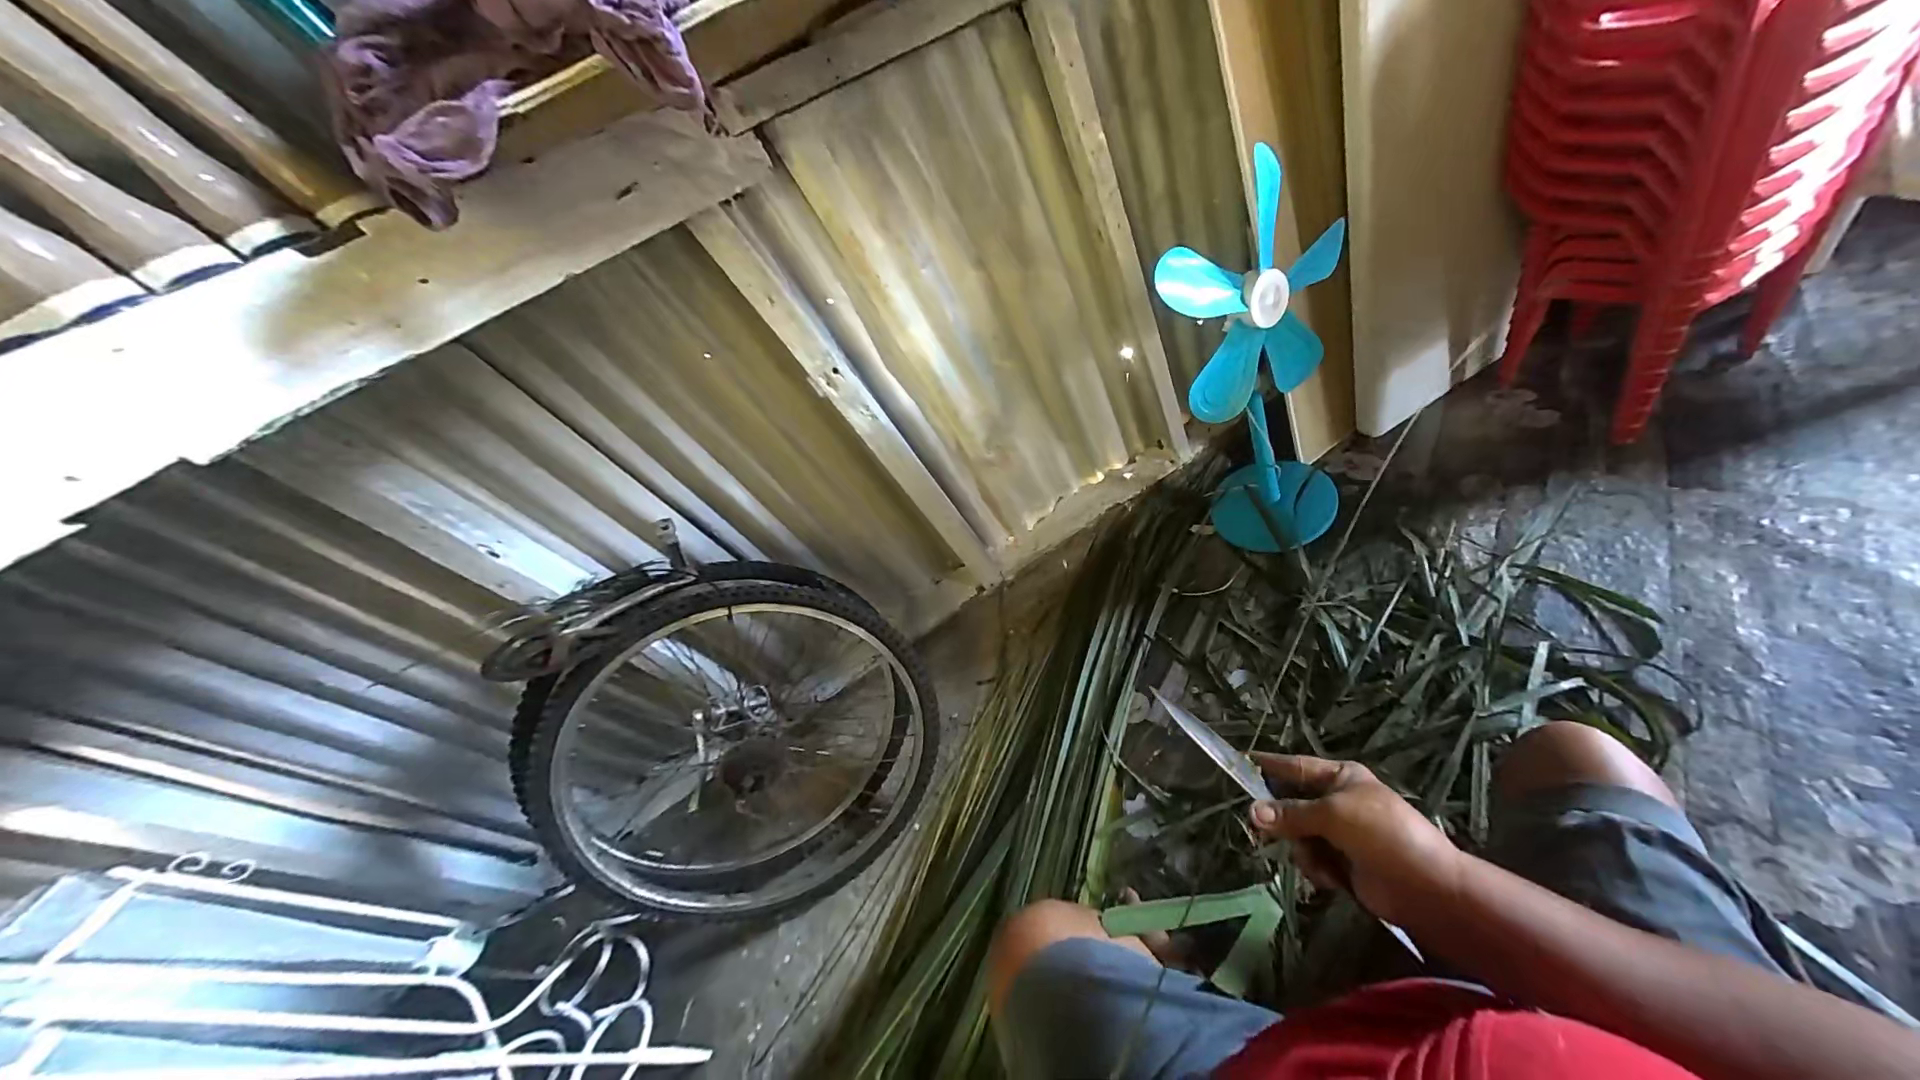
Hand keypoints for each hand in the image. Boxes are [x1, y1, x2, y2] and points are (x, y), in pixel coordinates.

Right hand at [1248, 753, 1464, 926]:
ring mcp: (1339, 833)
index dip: (1267, 766)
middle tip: (1261, 830)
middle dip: (1281, 820)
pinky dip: (1316, 868)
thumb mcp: (1334, 814)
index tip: (1238, 763)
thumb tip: (1252, 812)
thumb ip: (1290, 813)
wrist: (1428, 888)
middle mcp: (1336, 801)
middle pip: (1289, 803)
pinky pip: (1310, 858)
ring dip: (1302, 850)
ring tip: (1318, 862)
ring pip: (1296, 834)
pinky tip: (1331, 878)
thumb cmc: (1383, 834)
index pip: (1294, 766)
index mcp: (1340, 777)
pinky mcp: (1341, 862)